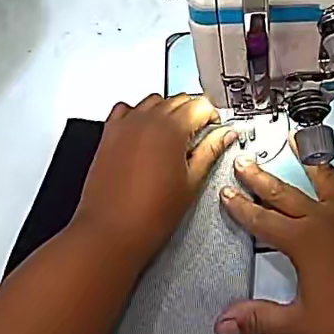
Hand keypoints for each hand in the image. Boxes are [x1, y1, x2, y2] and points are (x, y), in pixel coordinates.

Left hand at [68, 94, 234, 264]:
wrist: (110, 234)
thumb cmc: (147, 216)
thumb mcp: (191, 182)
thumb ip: (210, 151)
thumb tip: (225, 135)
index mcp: (172, 128)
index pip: (201, 105)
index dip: (213, 116)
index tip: (215, 128)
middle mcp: (148, 119)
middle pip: (179, 99)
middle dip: (193, 112)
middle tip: (199, 135)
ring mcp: (126, 124)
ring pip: (154, 101)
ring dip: (167, 111)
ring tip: (173, 136)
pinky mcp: (109, 133)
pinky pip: (126, 110)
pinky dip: (138, 114)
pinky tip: (144, 133)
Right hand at [215, 138, 333, 333]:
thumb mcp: (300, 326)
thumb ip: (259, 319)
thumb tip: (226, 323)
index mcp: (303, 242)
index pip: (261, 219)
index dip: (241, 207)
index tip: (227, 193)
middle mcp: (326, 220)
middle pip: (285, 192)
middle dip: (261, 177)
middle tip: (246, 163)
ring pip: (324, 177)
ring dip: (308, 157)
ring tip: (296, 140)